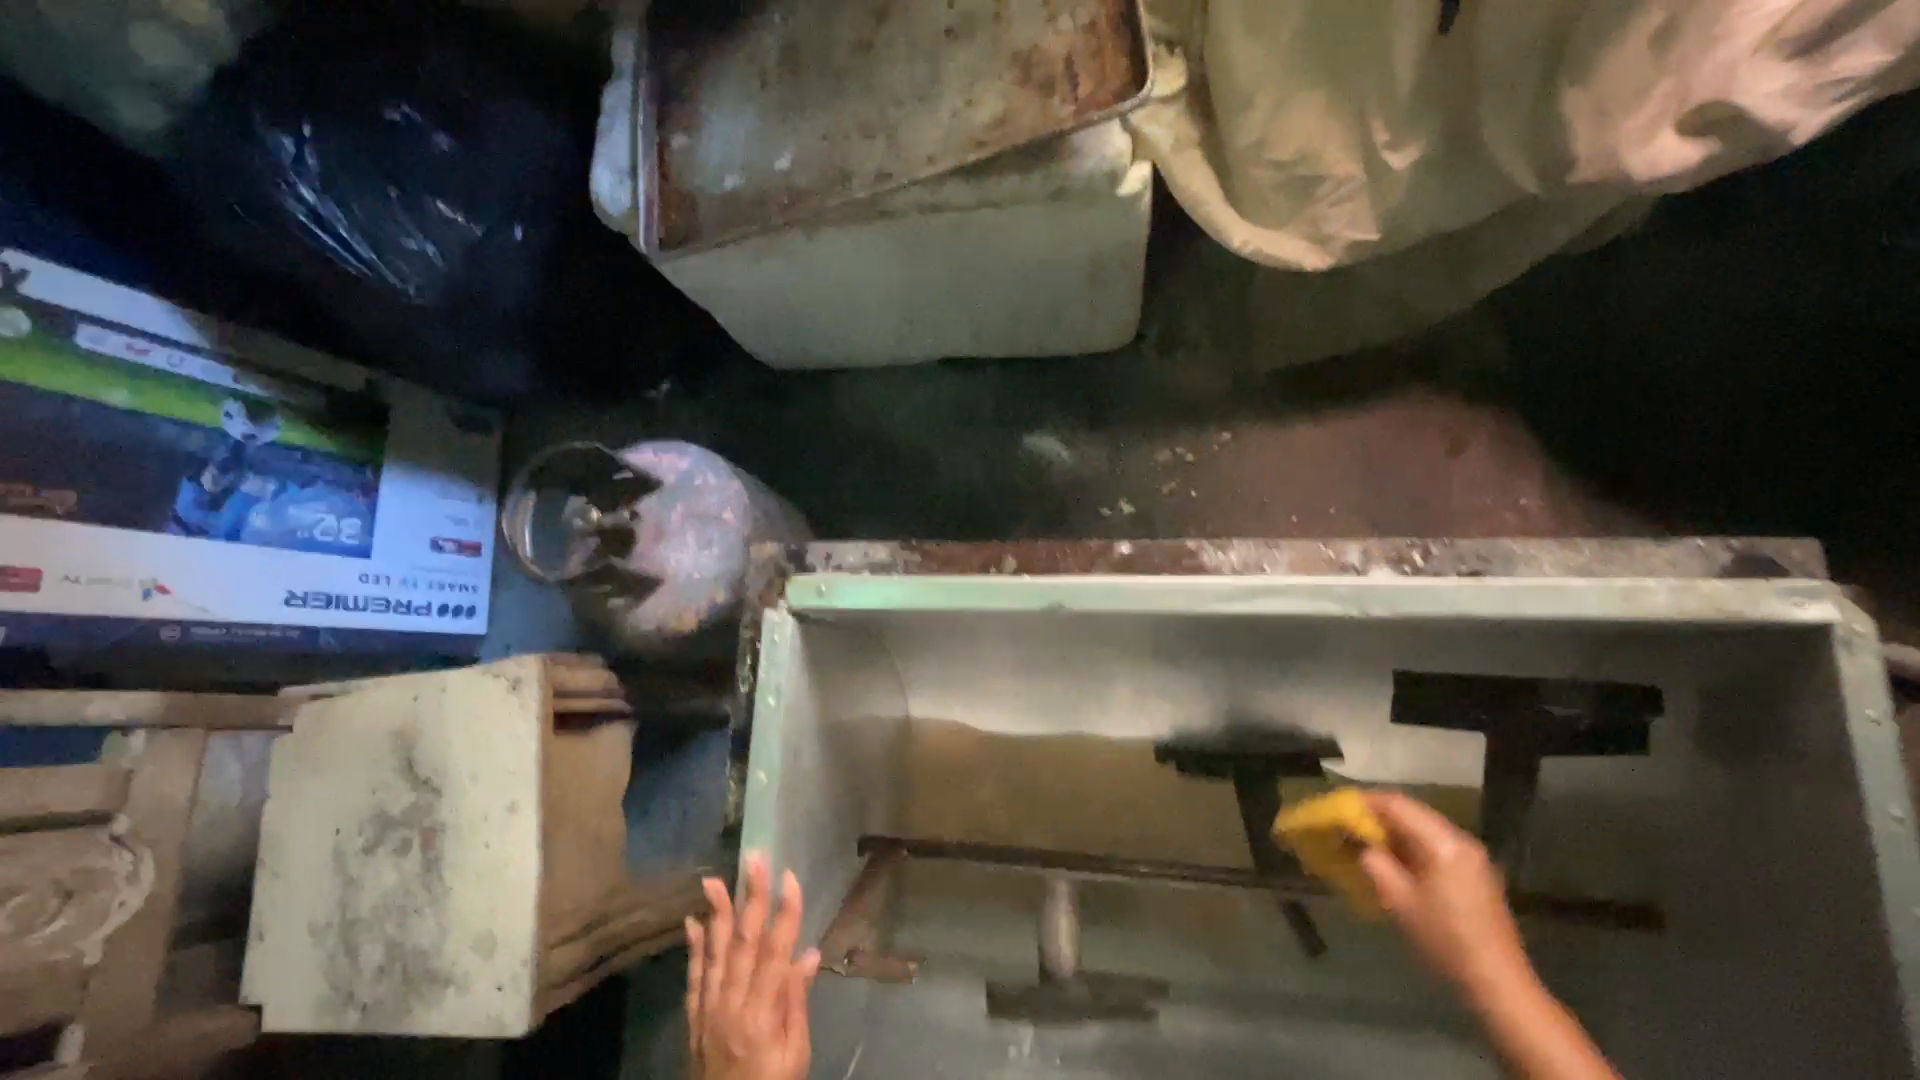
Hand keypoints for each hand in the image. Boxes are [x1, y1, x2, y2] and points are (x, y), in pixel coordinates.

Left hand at [686, 853, 820, 1079]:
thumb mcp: (795, 1053)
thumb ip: (796, 1002)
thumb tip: (806, 953)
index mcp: (762, 1014)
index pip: (775, 952)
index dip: (784, 913)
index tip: (790, 877)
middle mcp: (732, 1004)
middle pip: (743, 942)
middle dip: (750, 898)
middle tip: (754, 859)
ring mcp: (708, 1009)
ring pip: (714, 952)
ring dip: (716, 913)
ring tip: (714, 879)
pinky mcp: (695, 1017)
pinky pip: (693, 976)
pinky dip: (693, 947)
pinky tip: (693, 921)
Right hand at [1359, 792, 1533, 1003]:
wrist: (1496, 980)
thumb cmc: (1444, 939)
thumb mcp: (1400, 901)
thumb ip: (1376, 864)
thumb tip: (1364, 846)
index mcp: (1444, 843)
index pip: (1399, 805)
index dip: (1366, 802)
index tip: (1340, 809)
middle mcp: (1462, 841)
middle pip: (1414, 814)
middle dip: (1380, 818)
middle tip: (1350, 828)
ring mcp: (1473, 857)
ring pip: (1425, 830)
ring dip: (1396, 833)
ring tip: (1368, 846)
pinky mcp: (1476, 874)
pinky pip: (1437, 846)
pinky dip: (1413, 848)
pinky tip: (1397, 865)